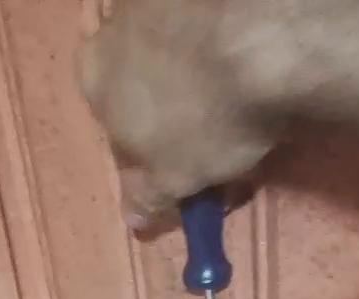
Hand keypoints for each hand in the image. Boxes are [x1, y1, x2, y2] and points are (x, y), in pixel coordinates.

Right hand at [79, 0, 282, 228]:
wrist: (264, 38)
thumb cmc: (206, 120)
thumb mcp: (174, 178)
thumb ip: (147, 196)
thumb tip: (132, 216)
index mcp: (94, 77)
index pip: (115, 131)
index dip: (148, 158)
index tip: (180, 173)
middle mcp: (114, 25)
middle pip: (140, 84)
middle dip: (170, 114)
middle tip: (214, 141)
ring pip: (173, 50)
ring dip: (196, 75)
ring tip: (240, 100)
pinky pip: (208, 24)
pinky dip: (222, 43)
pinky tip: (251, 62)